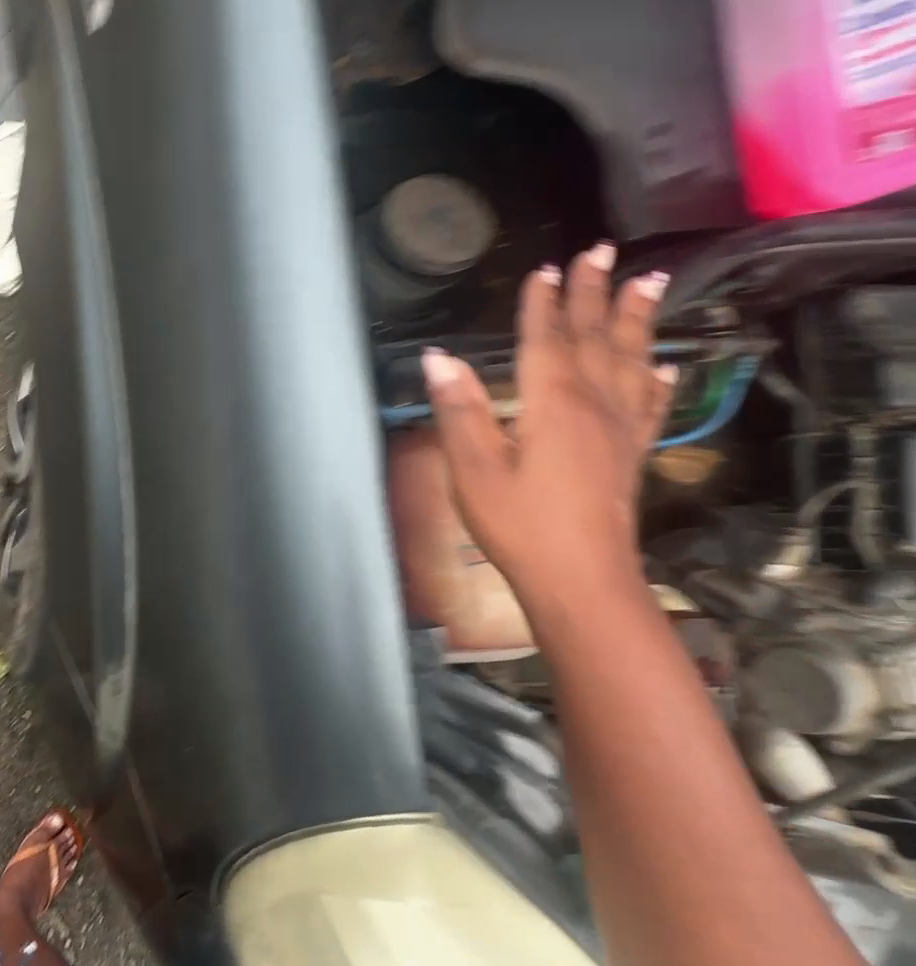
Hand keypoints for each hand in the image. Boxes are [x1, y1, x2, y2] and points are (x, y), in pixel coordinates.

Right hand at [421, 243, 677, 595]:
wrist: (580, 575)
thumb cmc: (517, 523)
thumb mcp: (473, 470)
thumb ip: (460, 411)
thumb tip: (440, 359)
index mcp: (552, 405)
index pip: (546, 341)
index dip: (543, 305)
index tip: (547, 268)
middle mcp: (593, 405)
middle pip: (594, 339)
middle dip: (595, 294)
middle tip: (603, 251)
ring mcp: (618, 429)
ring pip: (629, 360)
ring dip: (635, 319)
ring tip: (647, 282)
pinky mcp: (630, 453)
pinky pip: (648, 403)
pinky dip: (656, 376)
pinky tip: (665, 362)